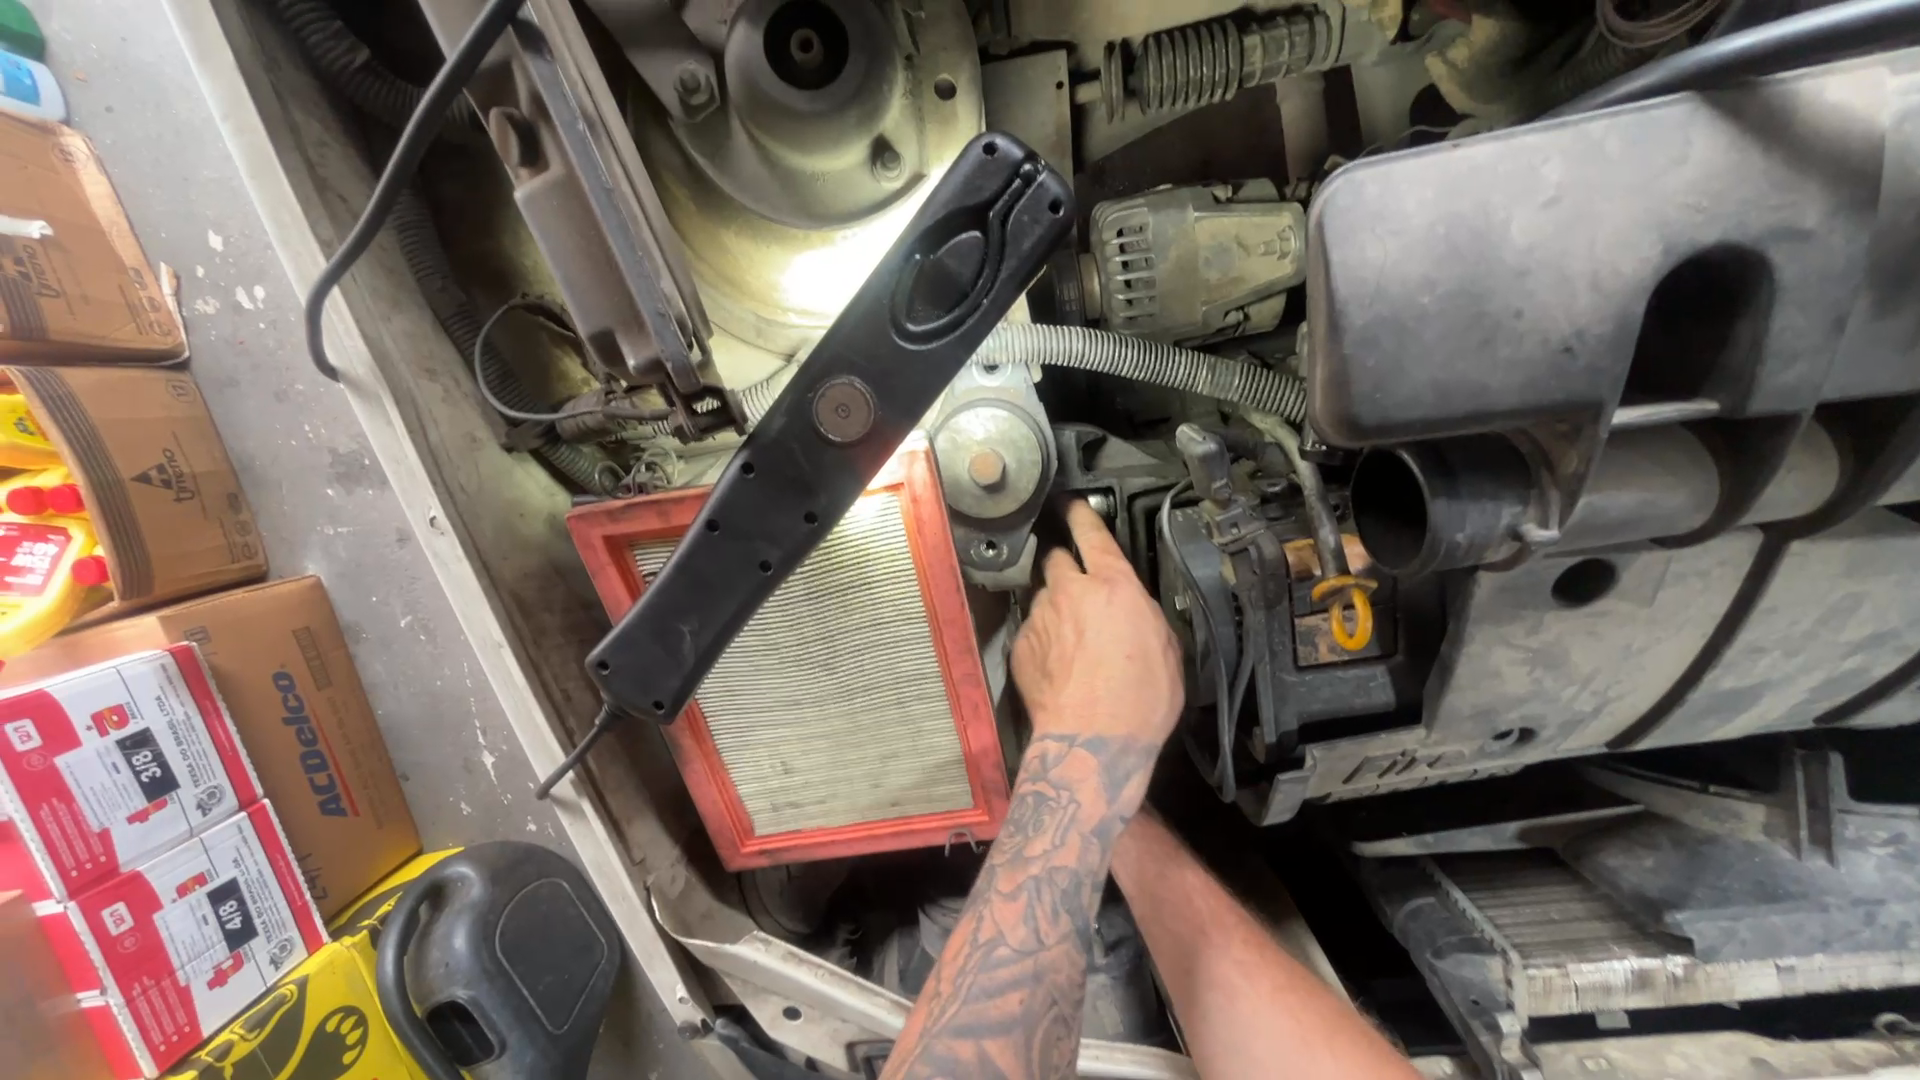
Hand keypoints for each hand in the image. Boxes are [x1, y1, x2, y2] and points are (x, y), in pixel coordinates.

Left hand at [1011, 501, 1184, 746]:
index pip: (1092, 534)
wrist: (1092, 740)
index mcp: (1113, 587)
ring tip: (1074, 644)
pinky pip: (1032, 630)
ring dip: (1056, 609)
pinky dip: (1044, 639)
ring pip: (1044, 597)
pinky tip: (1060, 665)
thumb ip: (1143, 612)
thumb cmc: (1140, 699)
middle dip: (1067, 567)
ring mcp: (1041, 618)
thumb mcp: (1167, 647)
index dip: (1081, 515)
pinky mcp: (1022, 645)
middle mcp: (1071, 593)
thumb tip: (1132, 607)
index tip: (1072, 505)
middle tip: (1081, 592)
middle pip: (1057, 559)